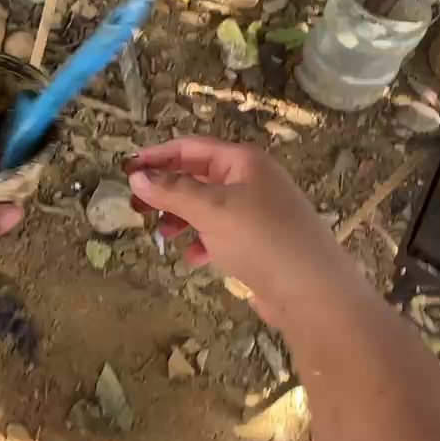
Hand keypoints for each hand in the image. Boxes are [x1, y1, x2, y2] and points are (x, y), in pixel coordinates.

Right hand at [127, 137, 360, 330]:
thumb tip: (136, 175)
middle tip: (136, 206)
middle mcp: (251, 180)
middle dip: (166, 190)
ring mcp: (257, 211)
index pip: (190, 148)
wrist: (314, 292)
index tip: (126, 170)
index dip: (157, 156)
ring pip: (207, 206)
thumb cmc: (262, 239)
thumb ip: (172, 191)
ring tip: (162, 234)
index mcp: (243, 162)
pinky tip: (193, 257)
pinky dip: (202, 240)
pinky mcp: (259, 241)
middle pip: (197, 176)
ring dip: (181, 217)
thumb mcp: (211, 210)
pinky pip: (221, 232)